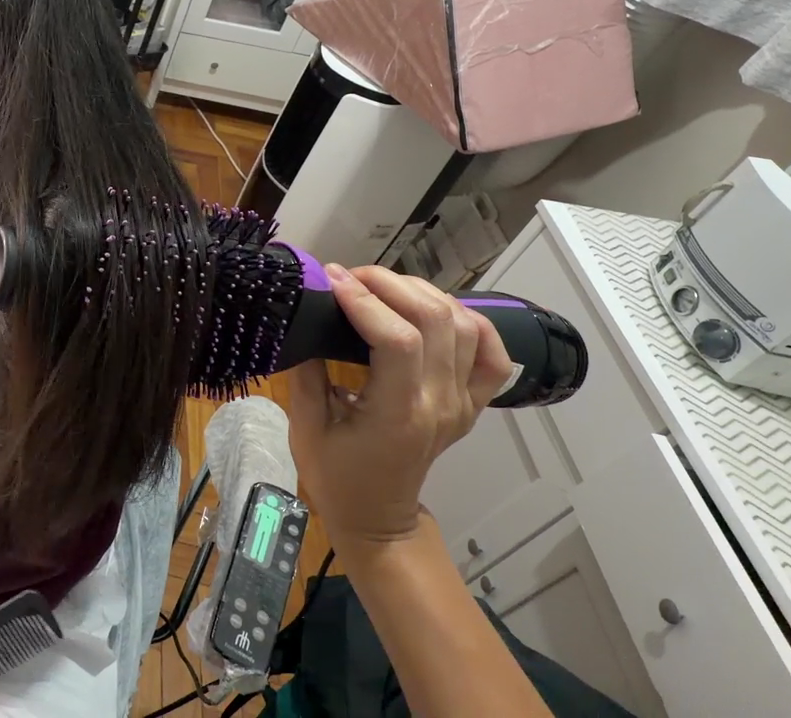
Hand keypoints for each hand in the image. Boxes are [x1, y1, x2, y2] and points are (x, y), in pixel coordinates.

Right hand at [286, 265, 512, 556]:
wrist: (377, 516)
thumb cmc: (335, 476)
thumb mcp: (305, 426)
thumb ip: (307, 369)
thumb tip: (300, 314)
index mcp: (400, 414)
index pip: (398, 340)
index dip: (365, 300)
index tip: (329, 278)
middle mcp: (441, 403)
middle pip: (436, 320)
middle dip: (389, 284)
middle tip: (349, 276)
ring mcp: (463, 402)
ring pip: (464, 324)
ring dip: (421, 292)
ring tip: (380, 286)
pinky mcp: (471, 402)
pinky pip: (490, 352)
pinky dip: (468, 319)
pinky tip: (433, 308)